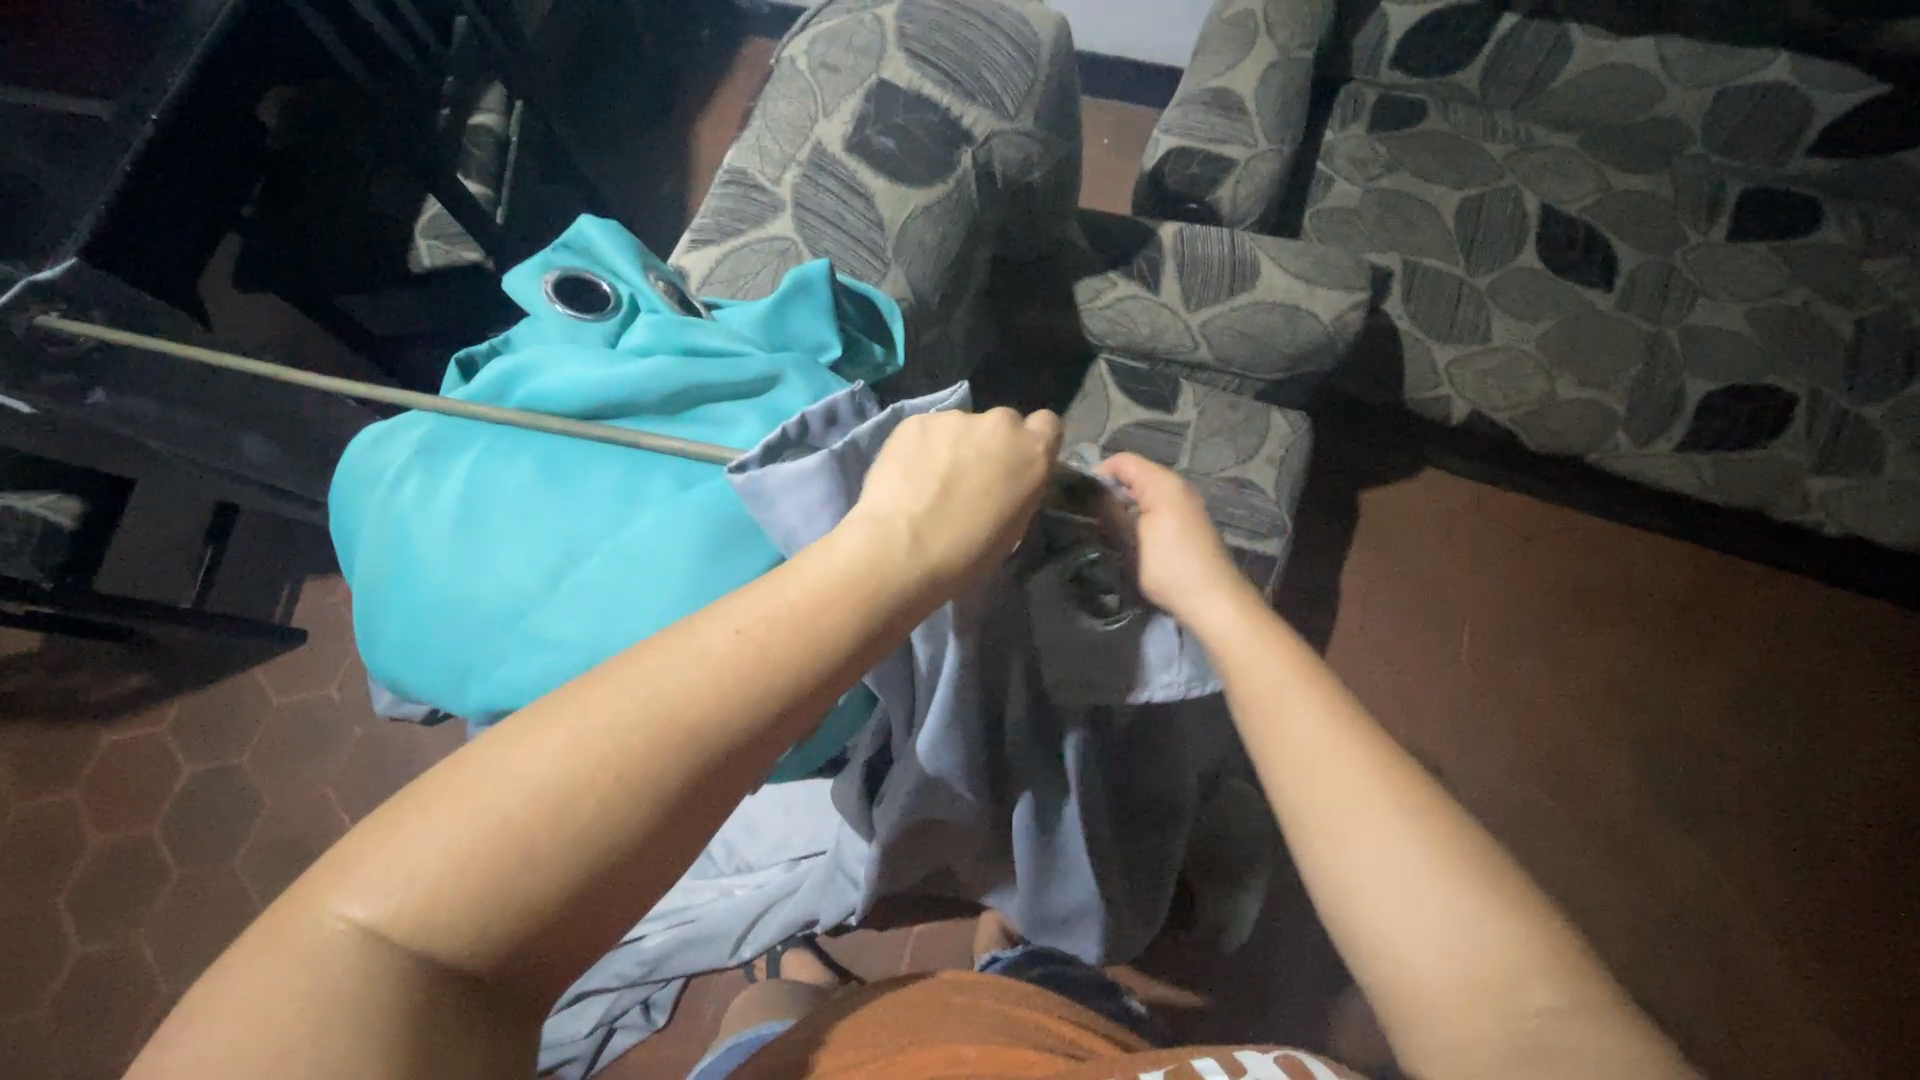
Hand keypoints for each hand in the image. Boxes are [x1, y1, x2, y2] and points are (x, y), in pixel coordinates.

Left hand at [843, 407, 1061, 596]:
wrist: (902, 552)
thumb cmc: (966, 556)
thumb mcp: (1014, 528)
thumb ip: (1019, 490)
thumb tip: (1006, 484)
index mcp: (1033, 453)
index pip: (1047, 425)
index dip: (1031, 443)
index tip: (1015, 466)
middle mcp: (1000, 424)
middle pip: (1002, 424)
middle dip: (990, 445)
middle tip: (969, 478)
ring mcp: (955, 418)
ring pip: (961, 427)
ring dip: (953, 446)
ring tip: (930, 482)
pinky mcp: (915, 420)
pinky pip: (927, 431)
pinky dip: (921, 448)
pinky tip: (907, 477)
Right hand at [1097, 453, 1257, 628]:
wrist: (1212, 599)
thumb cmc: (1170, 567)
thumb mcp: (1133, 540)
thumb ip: (1113, 515)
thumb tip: (1094, 501)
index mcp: (1163, 484)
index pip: (1123, 462)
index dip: (1098, 473)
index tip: (1079, 496)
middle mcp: (1176, 488)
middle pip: (1135, 476)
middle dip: (1110, 490)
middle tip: (1085, 512)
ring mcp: (1184, 505)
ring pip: (1145, 494)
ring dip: (1124, 505)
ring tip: (1101, 525)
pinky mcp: (1187, 523)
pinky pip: (1156, 508)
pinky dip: (1139, 515)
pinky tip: (1126, 536)